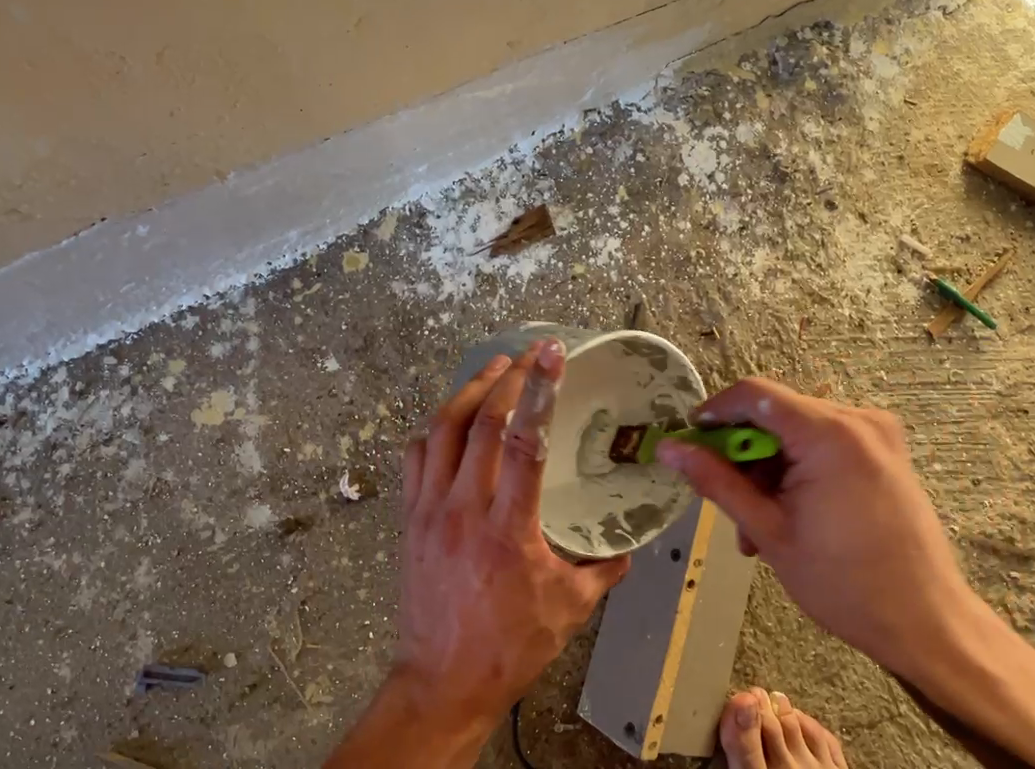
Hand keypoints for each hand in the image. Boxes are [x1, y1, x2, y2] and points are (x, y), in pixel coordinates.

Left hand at [392, 339, 629, 721]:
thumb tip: (626, 546)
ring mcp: (429, 510)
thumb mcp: (568, 608)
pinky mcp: (409, 519)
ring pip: (441, 430)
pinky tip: (451, 418)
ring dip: (468, 392)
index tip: (550, 355)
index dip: (539, 391)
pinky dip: (433, 427)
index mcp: (508, 527)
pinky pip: (415, 456)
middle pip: (480, 423)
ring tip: (493, 369)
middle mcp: (463, 508)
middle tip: (528, 354)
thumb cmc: (508, 646)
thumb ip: (600, 569)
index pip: (524, 442)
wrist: (441, 681)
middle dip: (506, 378)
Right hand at [656, 378, 971, 689]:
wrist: (927, 624)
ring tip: (758, 529)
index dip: (715, 412)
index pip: (754, 394)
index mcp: (829, 433)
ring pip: (799, 433)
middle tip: (728, 506)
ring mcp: (877, 435)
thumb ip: (716, 481)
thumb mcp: (768, 530)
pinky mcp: (886, 453)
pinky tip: (790, 516)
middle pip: (777, 415)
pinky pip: (825, 445)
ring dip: (770, 471)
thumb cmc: (844, 582)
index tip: (690, 441)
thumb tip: (669, 448)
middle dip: (745, 456)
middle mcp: (857, 419)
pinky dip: (799, 472)